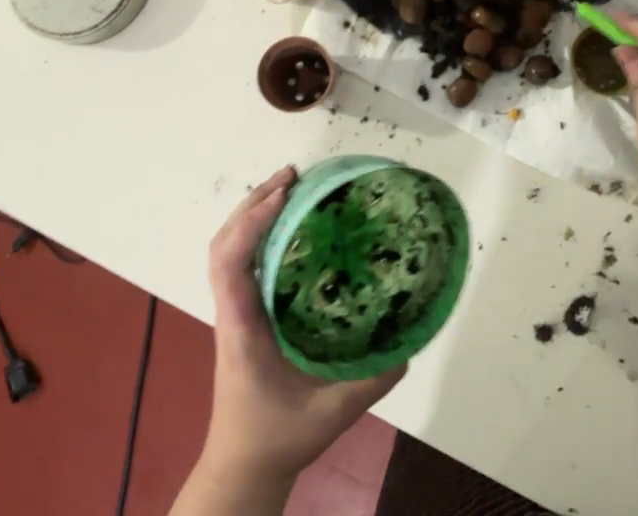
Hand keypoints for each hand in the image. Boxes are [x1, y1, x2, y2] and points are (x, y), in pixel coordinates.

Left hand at [197, 166, 404, 484]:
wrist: (244, 464)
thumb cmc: (279, 436)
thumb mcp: (333, 410)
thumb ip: (373, 378)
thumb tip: (411, 339)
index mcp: (242, 326)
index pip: (230, 262)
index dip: (252, 222)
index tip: (284, 194)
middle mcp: (232, 309)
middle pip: (225, 242)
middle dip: (255, 201)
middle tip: (295, 174)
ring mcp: (235, 310)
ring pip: (231, 249)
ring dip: (255, 212)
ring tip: (292, 186)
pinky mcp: (244, 314)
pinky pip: (244, 262)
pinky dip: (261, 232)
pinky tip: (293, 227)